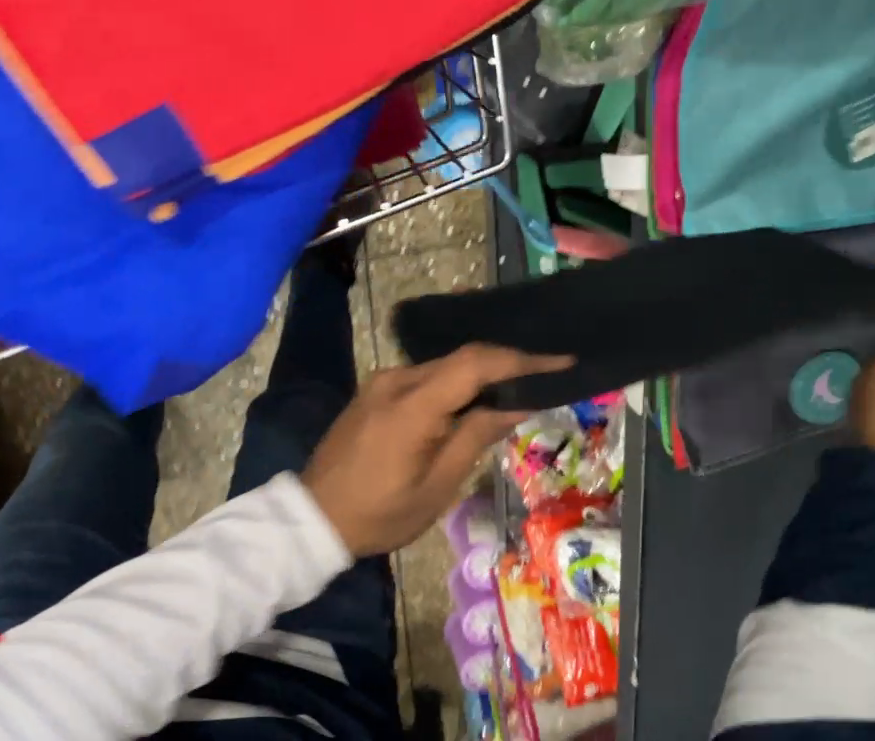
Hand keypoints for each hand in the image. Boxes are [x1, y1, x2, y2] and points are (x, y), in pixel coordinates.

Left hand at [302, 344, 571, 556]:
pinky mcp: (376, 389)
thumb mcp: (436, 487)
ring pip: (444, 365)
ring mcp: (382, 381)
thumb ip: (475, 437)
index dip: (522, 359)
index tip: (560, 360)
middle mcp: (396, 380)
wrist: (314, 516)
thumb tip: (516, 406)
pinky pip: (426, 375)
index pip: (476, 364)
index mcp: (412, 405)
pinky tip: (476, 396)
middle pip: (462, 358)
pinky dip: (456, 381)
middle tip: (547, 373)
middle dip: (507, 362)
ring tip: (520, 385)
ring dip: (481, 372)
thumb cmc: (379, 513)